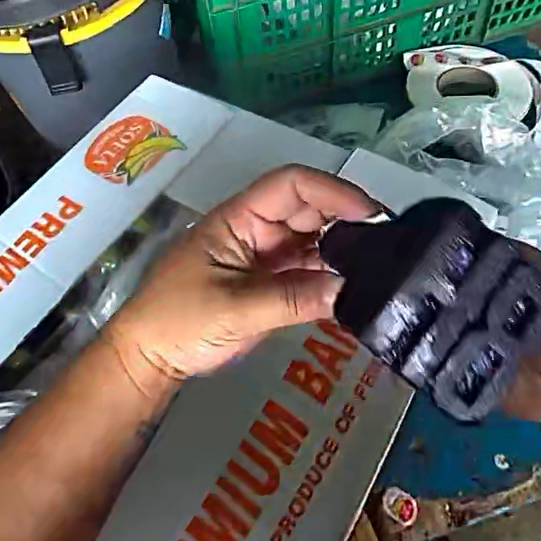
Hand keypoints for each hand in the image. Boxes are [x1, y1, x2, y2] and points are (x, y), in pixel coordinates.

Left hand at [102, 165, 380, 399]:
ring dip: (345, 248)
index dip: (332, 190)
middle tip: (391, 243)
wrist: (149, 355)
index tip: (372, 213)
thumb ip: (291, 299)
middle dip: (347, 218)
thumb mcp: (233, 309)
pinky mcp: (269, 281)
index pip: (291, 185)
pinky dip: (332, 276)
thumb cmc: (178, 321)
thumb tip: (349, 290)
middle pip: (308, 208)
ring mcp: (264, 255)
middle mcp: (256, 229)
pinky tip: (358, 287)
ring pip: (313, 239)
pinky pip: (308, 270)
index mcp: (239, 218)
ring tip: (384, 265)